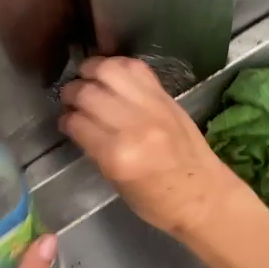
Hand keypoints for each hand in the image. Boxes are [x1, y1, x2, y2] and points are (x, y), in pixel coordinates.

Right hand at [59, 56, 248, 238]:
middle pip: (88, 92)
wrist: (204, 195)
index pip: (77, 122)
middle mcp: (133, 125)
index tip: (64, 120)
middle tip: (70, 98)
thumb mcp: (115, 181)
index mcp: (117, 155)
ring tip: (87, 78)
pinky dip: (118, 66)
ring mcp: (151, 106)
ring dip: (91, 70)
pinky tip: (111, 76)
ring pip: (110, 70)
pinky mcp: (166, 96)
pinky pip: (136, 68)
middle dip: (72, 92)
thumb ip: (95, 148)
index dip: (65, 119)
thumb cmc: (156, 201)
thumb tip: (76, 122)